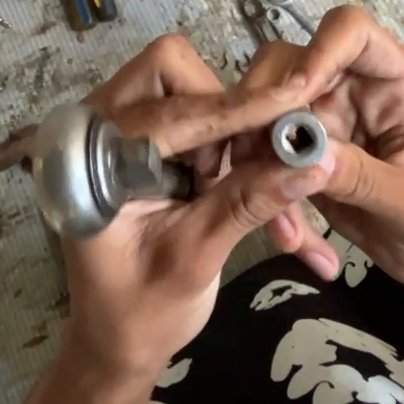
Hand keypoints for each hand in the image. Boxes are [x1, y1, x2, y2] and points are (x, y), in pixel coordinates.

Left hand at [54, 34, 338, 384]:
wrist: (114, 335)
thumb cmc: (140, 309)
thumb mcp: (195, 260)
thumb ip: (247, 204)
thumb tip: (313, 162)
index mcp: (91, 159)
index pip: (170, 115)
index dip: (236, 111)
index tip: (292, 102)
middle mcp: (95, 124)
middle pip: (169, 69)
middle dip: (220, 107)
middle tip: (241, 165)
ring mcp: (113, 120)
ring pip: (183, 80)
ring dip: (222, 123)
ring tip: (228, 184)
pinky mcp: (135, 127)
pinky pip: (186, 101)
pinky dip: (217, 131)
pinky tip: (225, 176)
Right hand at [238, 5, 403, 287]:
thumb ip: (368, 179)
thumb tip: (306, 153)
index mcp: (400, 84)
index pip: (352, 32)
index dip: (318, 50)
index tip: (294, 98)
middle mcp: (356, 90)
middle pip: (289, 64)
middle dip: (265, 110)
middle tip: (255, 163)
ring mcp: (328, 120)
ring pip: (265, 111)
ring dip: (259, 162)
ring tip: (284, 226)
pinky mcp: (307, 154)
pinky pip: (266, 157)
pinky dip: (266, 192)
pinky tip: (291, 236)